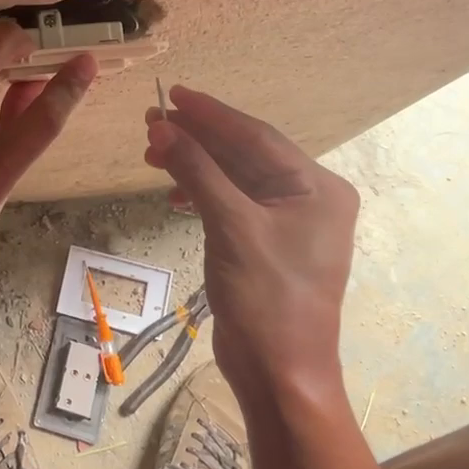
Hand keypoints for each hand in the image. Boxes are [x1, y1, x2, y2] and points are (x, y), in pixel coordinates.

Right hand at [144, 87, 359, 384]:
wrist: (279, 374)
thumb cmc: (267, 298)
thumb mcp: (231, 227)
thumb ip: (197, 171)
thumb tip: (162, 127)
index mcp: (317, 188)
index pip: (257, 136)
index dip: (211, 114)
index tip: (172, 94)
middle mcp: (308, 198)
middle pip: (244, 154)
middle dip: (197, 139)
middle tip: (151, 123)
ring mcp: (287, 223)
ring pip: (234, 177)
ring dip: (194, 165)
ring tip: (152, 155)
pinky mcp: (265, 244)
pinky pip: (231, 202)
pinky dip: (201, 193)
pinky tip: (173, 194)